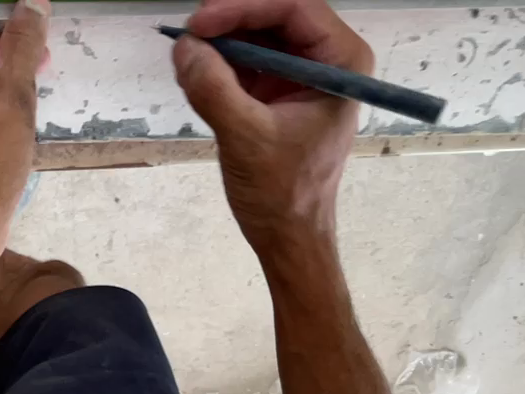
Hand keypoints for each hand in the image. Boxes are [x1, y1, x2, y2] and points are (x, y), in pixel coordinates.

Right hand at [171, 0, 372, 248]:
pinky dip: (221, 68)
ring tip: (188, 56)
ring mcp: (301, 80)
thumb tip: (184, 49)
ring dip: (222, 45)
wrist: (288, 239)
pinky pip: (248, 68)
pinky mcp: (278, 99)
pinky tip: (196, 75)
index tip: (199, 22)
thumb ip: (215, 90)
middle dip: (230, 23)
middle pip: (275, 18)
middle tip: (189, 35)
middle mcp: (326, 62)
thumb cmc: (282, 195)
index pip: (293, 8)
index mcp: (340, 62)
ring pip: (259, 40)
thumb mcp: (246, 139)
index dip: (243, 7)